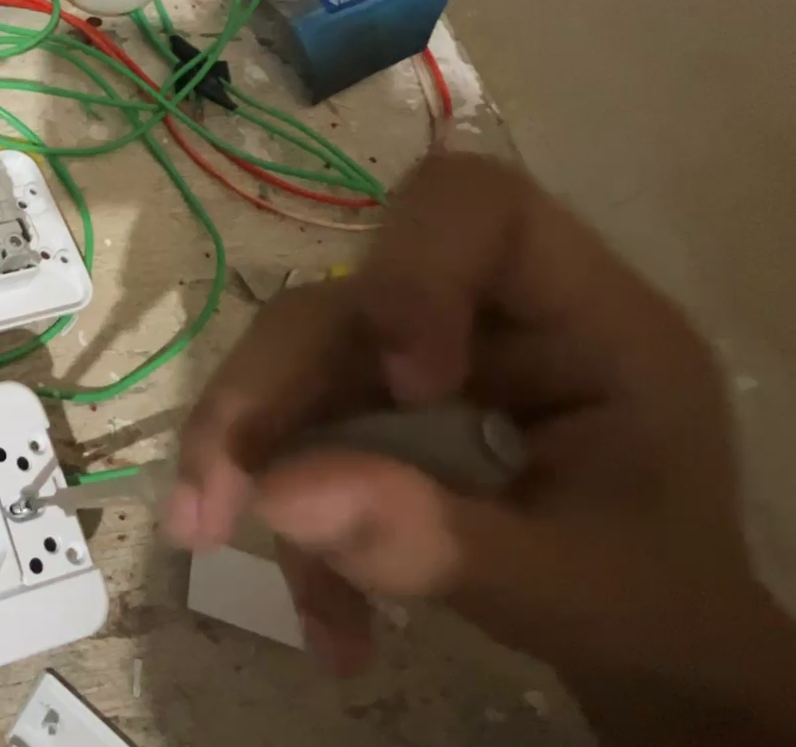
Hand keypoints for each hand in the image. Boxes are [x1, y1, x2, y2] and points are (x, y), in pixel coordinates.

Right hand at [169, 154, 795, 739]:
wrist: (638, 646)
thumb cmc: (653, 604)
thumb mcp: (580, 593)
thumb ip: (442, 543)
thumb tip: (276, 497)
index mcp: (579, 319)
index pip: (478, 211)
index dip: (413, 271)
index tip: (398, 385)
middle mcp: (470, 320)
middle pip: (334, 303)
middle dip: (262, 395)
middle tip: (212, 500)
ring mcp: (398, 360)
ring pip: (282, 360)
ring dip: (234, 447)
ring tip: (205, 535)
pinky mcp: (353, 403)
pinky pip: (279, 426)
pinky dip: (269, 503)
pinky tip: (319, 612)